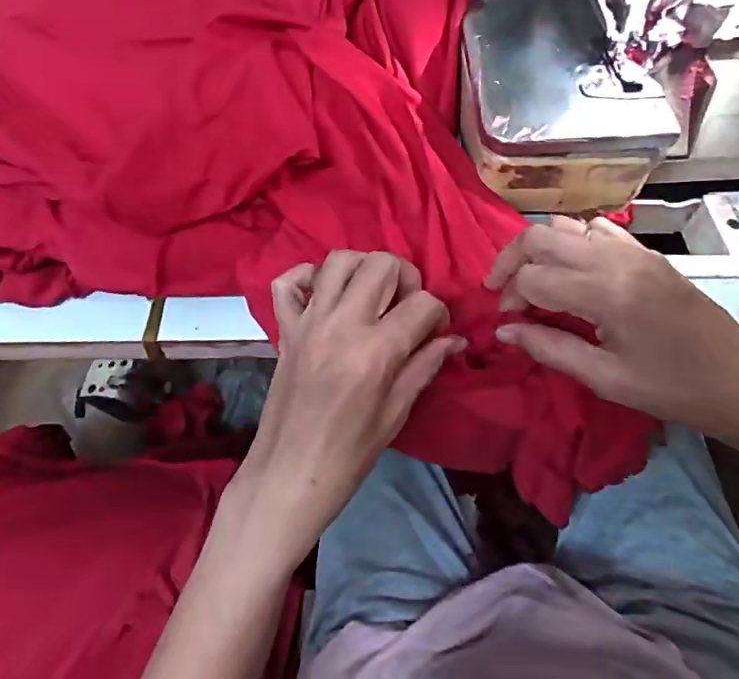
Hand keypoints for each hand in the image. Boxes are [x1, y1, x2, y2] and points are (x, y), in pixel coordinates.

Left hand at [233, 251, 463, 565]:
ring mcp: (309, 322)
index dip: (439, 313)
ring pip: (340, 259)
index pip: (422, 303)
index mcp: (375, 351)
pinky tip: (326, 296)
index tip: (437, 331)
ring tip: (371, 296)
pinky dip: (309, 277)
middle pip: (383, 264)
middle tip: (405, 307)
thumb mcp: (397, 413)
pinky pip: (290, 281)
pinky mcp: (284, 328)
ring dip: (364, 269)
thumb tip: (455, 339)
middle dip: (405, 278)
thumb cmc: (348, 455)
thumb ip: (425, 365)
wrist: (287, 478)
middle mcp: (342, 325)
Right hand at [486, 216, 738, 444]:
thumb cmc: (674, 390)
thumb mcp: (607, 378)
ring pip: (567, 225)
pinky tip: (574, 269)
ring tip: (534, 281)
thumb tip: (504, 331)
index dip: (510, 297)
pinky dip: (573, 240)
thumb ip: (550, 347)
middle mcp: (615, 258)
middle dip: (512, 259)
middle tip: (503, 293)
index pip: (534, 276)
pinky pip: (597, 228)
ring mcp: (633, 250)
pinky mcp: (647, 252)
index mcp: (606, 292)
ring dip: (541, 248)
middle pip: (541, 236)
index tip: (506, 322)